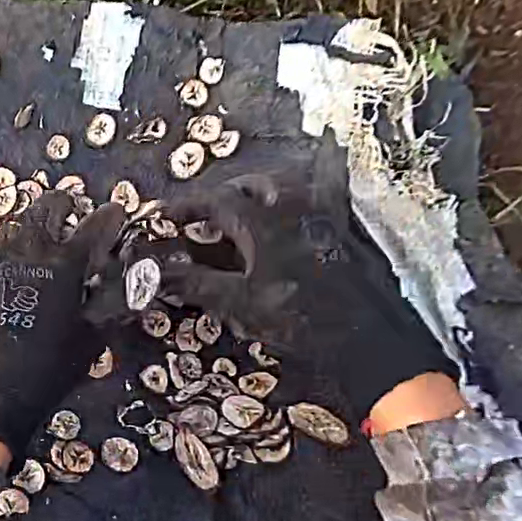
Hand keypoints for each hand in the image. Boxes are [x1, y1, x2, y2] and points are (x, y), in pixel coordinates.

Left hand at [0, 191, 125, 466]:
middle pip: (45, 212)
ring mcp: (2, 267)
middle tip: (71, 202)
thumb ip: (114, 300)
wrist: (3, 386)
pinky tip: (17, 254)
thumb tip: (134, 278)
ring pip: (15, 228)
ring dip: (31, 219)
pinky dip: (9, 246)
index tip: (118, 212)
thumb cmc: (55, 364)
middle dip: (62, 203)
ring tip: (43, 221)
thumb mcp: (95, 333)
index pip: (93, 228)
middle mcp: (31, 256)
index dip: (109, 217)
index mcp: (64, 265)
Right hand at [157, 173, 456, 424]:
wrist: (367, 336)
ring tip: (246, 208)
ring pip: (292, 186)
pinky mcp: (345, 233)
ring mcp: (325, 219)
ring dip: (263, 192)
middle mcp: (295, 211)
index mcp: (263, 224)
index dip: (187, 206)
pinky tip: (304, 200)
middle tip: (206, 212)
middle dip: (225, 193)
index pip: (216, 201)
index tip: (166, 215)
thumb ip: (195, 283)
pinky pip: (328, 194)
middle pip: (255, 184)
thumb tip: (154, 273)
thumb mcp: (238, 303)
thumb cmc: (299, 317)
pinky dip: (312, 186)